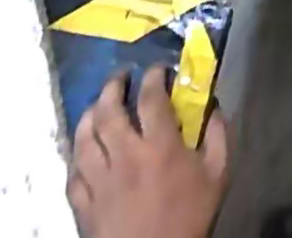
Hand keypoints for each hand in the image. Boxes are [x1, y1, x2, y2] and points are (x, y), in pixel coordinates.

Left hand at [68, 66, 230, 237]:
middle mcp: (125, 156)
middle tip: (121, 77)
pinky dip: (78, 154)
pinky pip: (73, 171)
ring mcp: (100, 181)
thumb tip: (214, 107)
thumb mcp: (217, 177)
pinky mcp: (84, 205)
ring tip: (99, 105)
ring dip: (90, 114)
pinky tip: (86, 148)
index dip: (153, 75)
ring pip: (84, 136)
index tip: (157, 70)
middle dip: (113, 85)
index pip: (151, 96)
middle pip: (109, 109)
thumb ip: (218, 137)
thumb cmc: (189, 221)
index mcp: (159, 147)